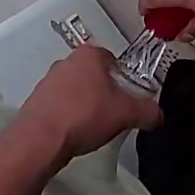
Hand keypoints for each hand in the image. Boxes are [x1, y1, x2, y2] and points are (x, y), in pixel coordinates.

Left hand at [16, 43, 161, 157]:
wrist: (41, 139)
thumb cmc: (84, 115)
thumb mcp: (127, 113)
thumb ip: (148, 111)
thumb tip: (158, 115)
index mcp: (88, 55)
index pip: (112, 58)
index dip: (124, 76)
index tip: (129, 93)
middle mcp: (66, 62)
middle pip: (93, 74)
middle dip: (104, 90)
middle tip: (116, 110)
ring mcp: (47, 81)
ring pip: (75, 89)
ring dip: (85, 103)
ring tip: (95, 125)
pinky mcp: (36, 102)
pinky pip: (60, 105)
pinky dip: (69, 115)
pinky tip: (76, 132)